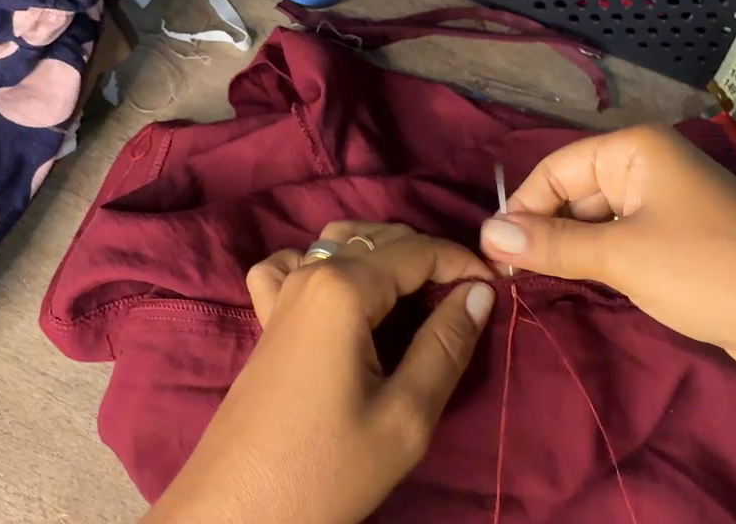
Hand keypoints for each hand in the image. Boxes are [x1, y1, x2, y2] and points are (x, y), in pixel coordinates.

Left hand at [143, 222, 496, 523]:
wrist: (237, 510)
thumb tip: (480, 292)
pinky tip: (341, 291)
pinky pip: (294, 264)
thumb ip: (446, 345)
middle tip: (467, 299)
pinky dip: (325, 262)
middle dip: (430, 257)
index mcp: (343, 287)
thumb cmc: (326, 468)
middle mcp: (309, 271)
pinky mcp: (265, 315)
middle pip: (381, 239)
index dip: (463, 263)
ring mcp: (281, 290)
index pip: (418, 251)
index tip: (498, 291)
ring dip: (385, 253)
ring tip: (420, 291)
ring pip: (341, 241)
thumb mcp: (405, 417)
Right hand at [478, 124, 735, 379]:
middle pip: (574, 192)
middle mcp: (649, 164)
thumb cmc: (710, 272)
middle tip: (515, 279)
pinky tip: (585, 286)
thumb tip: (487, 235)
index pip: (554, 169)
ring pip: (598, 219)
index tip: (495, 255)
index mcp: (634, 149)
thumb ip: (550, 244)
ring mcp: (669, 202)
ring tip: (541, 285)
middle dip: (545, 231)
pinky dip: (601, 260)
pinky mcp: (683, 238)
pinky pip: (624, 240)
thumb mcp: (621, 257)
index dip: (521, 209)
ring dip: (572, 249)